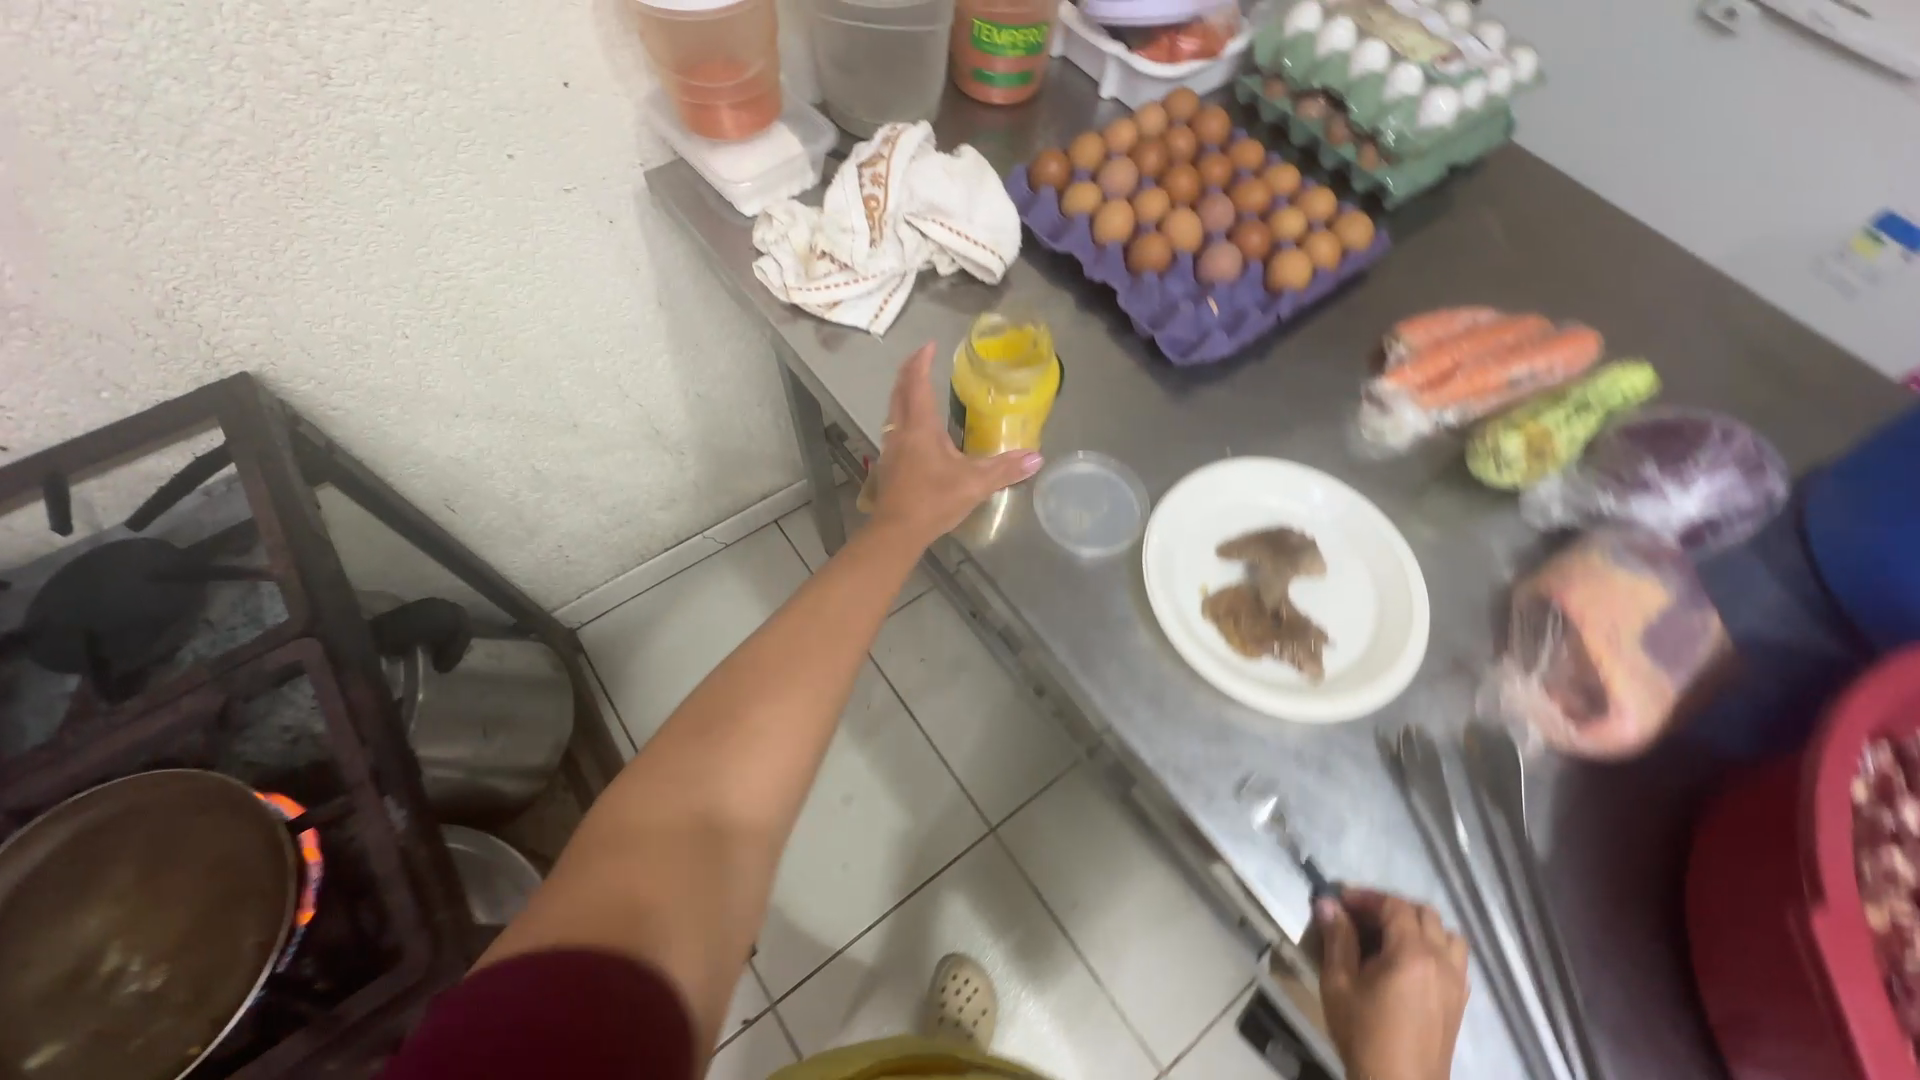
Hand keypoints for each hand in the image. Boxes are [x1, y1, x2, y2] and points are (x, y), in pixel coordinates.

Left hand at [868, 342, 1041, 545]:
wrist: (897, 531)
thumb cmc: (933, 501)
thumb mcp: (975, 484)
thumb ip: (1005, 469)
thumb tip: (1036, 458)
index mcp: (920, 427)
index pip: (917, 383)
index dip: (921, 361)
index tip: (929, 345)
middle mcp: (901, 432)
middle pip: (899, 392)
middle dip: (909, 372)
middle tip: (922, 359)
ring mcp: (891, 449)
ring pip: (893, 411)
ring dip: (904, 394)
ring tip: (919, 388)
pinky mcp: (889, 465)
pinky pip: (894, 429)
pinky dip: (904, 416)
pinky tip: (917, 429)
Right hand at [1318, 889, 1469, 1079]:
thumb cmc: (1364, 1034)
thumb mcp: (1339, 983)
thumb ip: (1337, 938)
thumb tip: (1327, 903)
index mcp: (1412, 954)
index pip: (1394, 906)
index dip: (1366, 897)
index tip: (1340, 902)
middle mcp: (1442, 962)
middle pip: (1424, 914)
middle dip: (1391, 908)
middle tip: (1361, 918)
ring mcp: (1456, 983)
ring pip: (1447, 935)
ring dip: (1420, 927)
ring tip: (1390, 939)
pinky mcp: (1460, 1002)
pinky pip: (1455, 960)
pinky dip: (1436, 949)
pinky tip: (1410, 965)